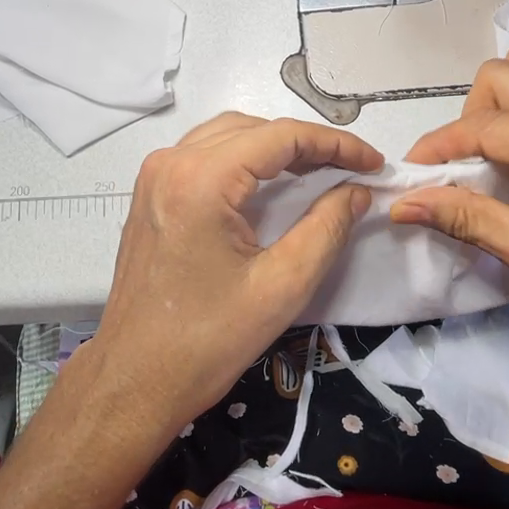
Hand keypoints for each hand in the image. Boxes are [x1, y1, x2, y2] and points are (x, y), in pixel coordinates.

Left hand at [86, 113, 383, 430]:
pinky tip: (271, 181)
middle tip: (351, 169)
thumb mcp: (282, 287)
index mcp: (201, 179)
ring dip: (274, 146)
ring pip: (227, 136)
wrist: (135, 379)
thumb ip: (327, 228)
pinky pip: (204, 154)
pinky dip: (243, 158)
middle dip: (306, 143)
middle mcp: (171, 163)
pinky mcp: (150, 193)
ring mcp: (155, 176)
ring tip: (319, 170)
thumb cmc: (207, 340)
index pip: (280, 137)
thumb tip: (356, 191)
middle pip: (252, 129)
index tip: (373, 162)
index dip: (334, 144)